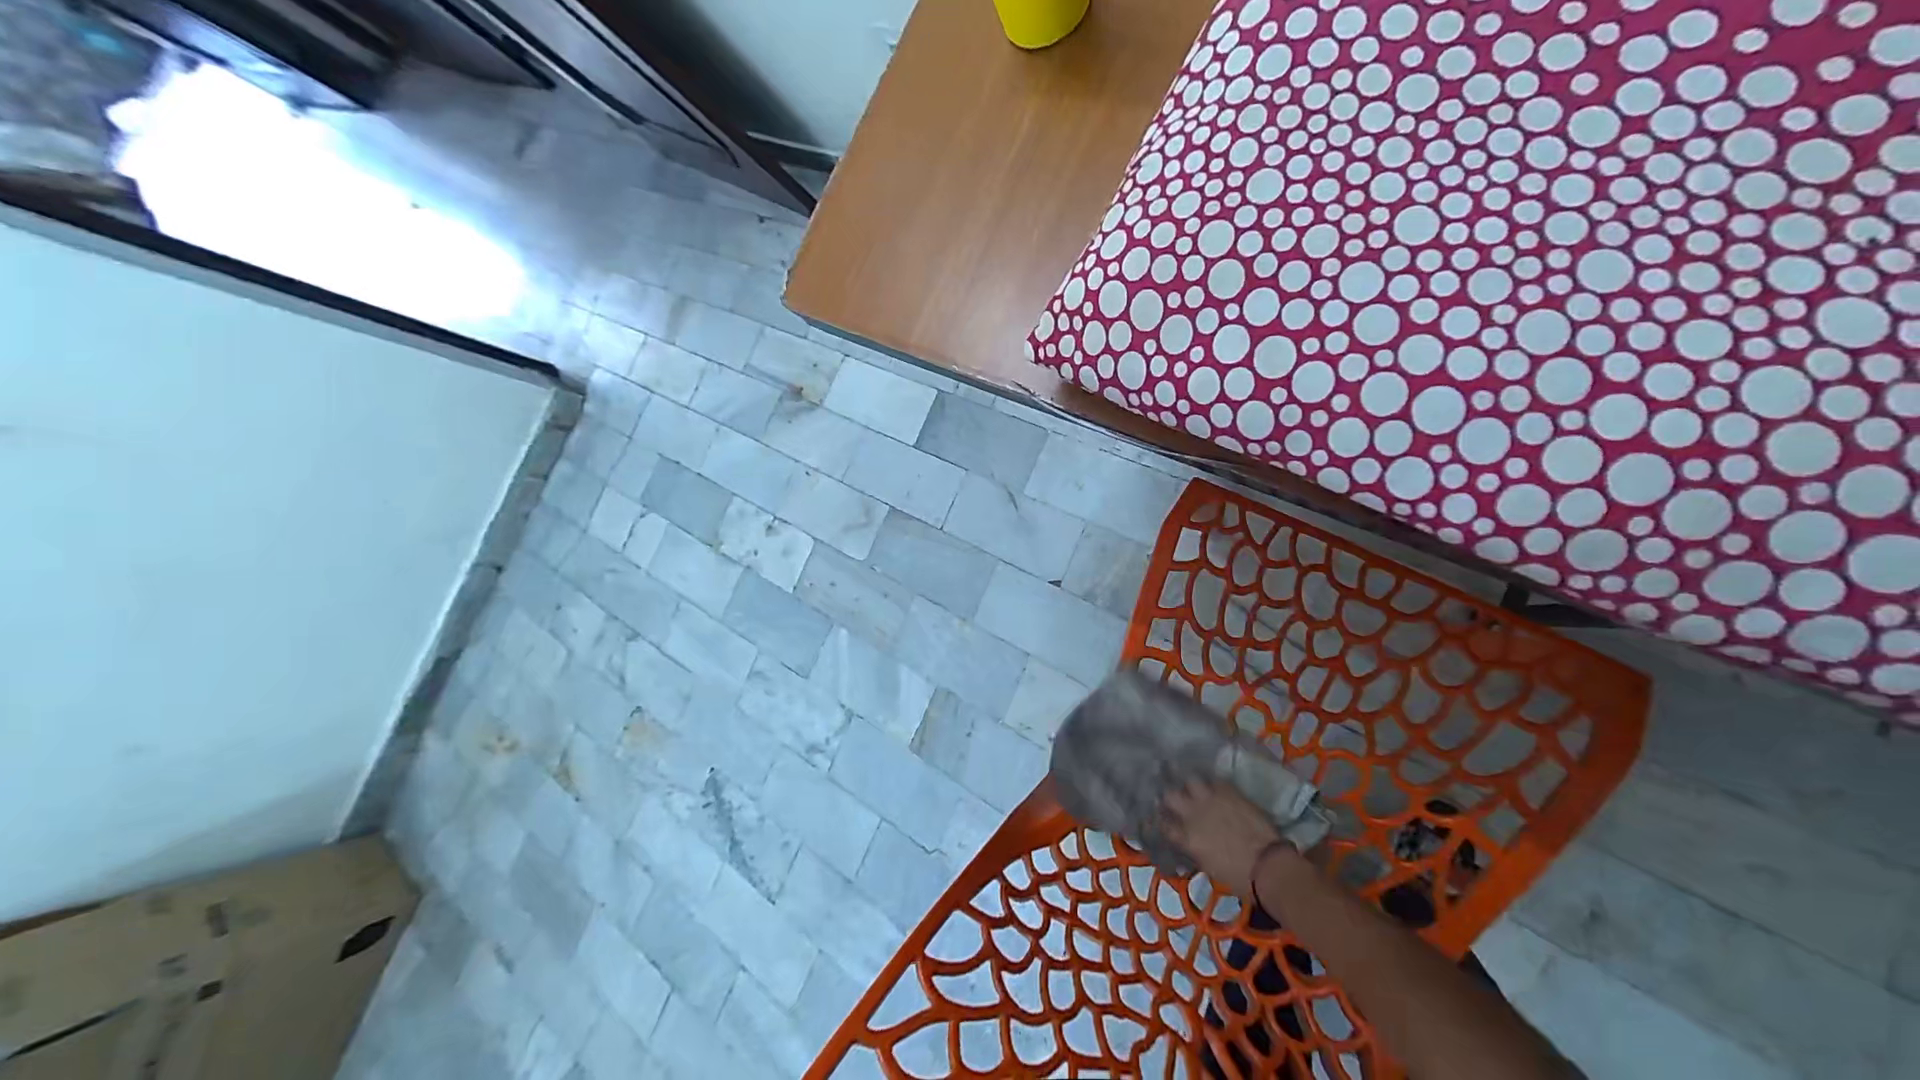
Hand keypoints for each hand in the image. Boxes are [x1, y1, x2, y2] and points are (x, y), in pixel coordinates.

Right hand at [1161, 779, 1281, 896]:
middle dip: (1170, 797)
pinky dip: (1215, 785)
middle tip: (1175, 800)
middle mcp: (1192, 814)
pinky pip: (1217, 782)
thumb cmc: (1238, 877)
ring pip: (1191, 781)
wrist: (1268, 866)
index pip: (1164, 824)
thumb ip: (1195, 849)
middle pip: (1170, 795)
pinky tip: (1217, 790)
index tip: (1163, 819)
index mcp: (1185, 837)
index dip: (1162, 820)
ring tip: (1195, 789)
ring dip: (1192, 786)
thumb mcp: (1208, 867)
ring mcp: (1211, 800)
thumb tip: (1191, 842)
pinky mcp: (1230, 793)